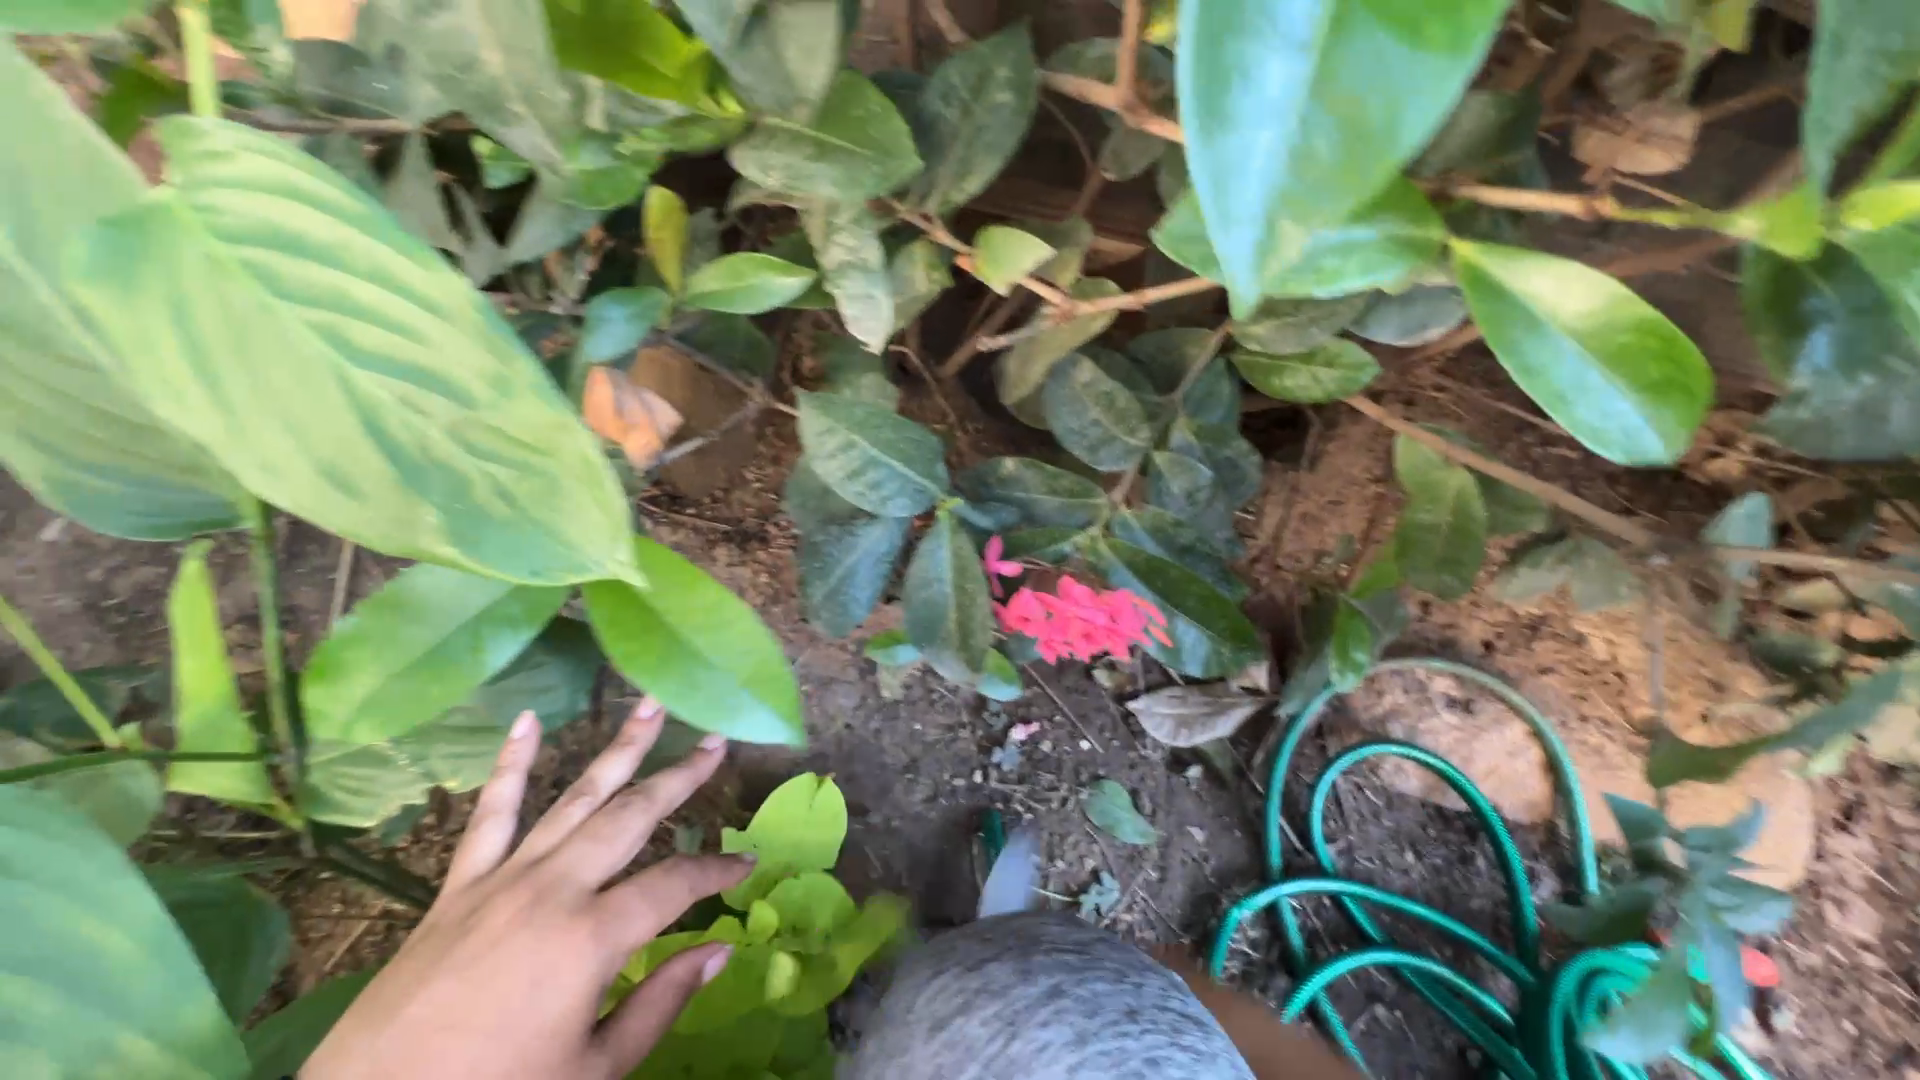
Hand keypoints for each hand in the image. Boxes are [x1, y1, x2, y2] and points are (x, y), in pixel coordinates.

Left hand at [303, 699, 751, 1079]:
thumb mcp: (593, 1072)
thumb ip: (660, 1004)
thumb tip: (719, 951)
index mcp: (591, 937)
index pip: (675, 884)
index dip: (717, 870)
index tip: (747, 862)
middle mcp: (553, 889)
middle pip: (632, 816)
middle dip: (680, 778)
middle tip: (716, 743)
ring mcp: (503, 880)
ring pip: (575, 798)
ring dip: (618, 749)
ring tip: (650, 707)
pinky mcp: (458, 887)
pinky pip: (490, 815)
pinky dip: (510, 765)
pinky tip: (526, 722)